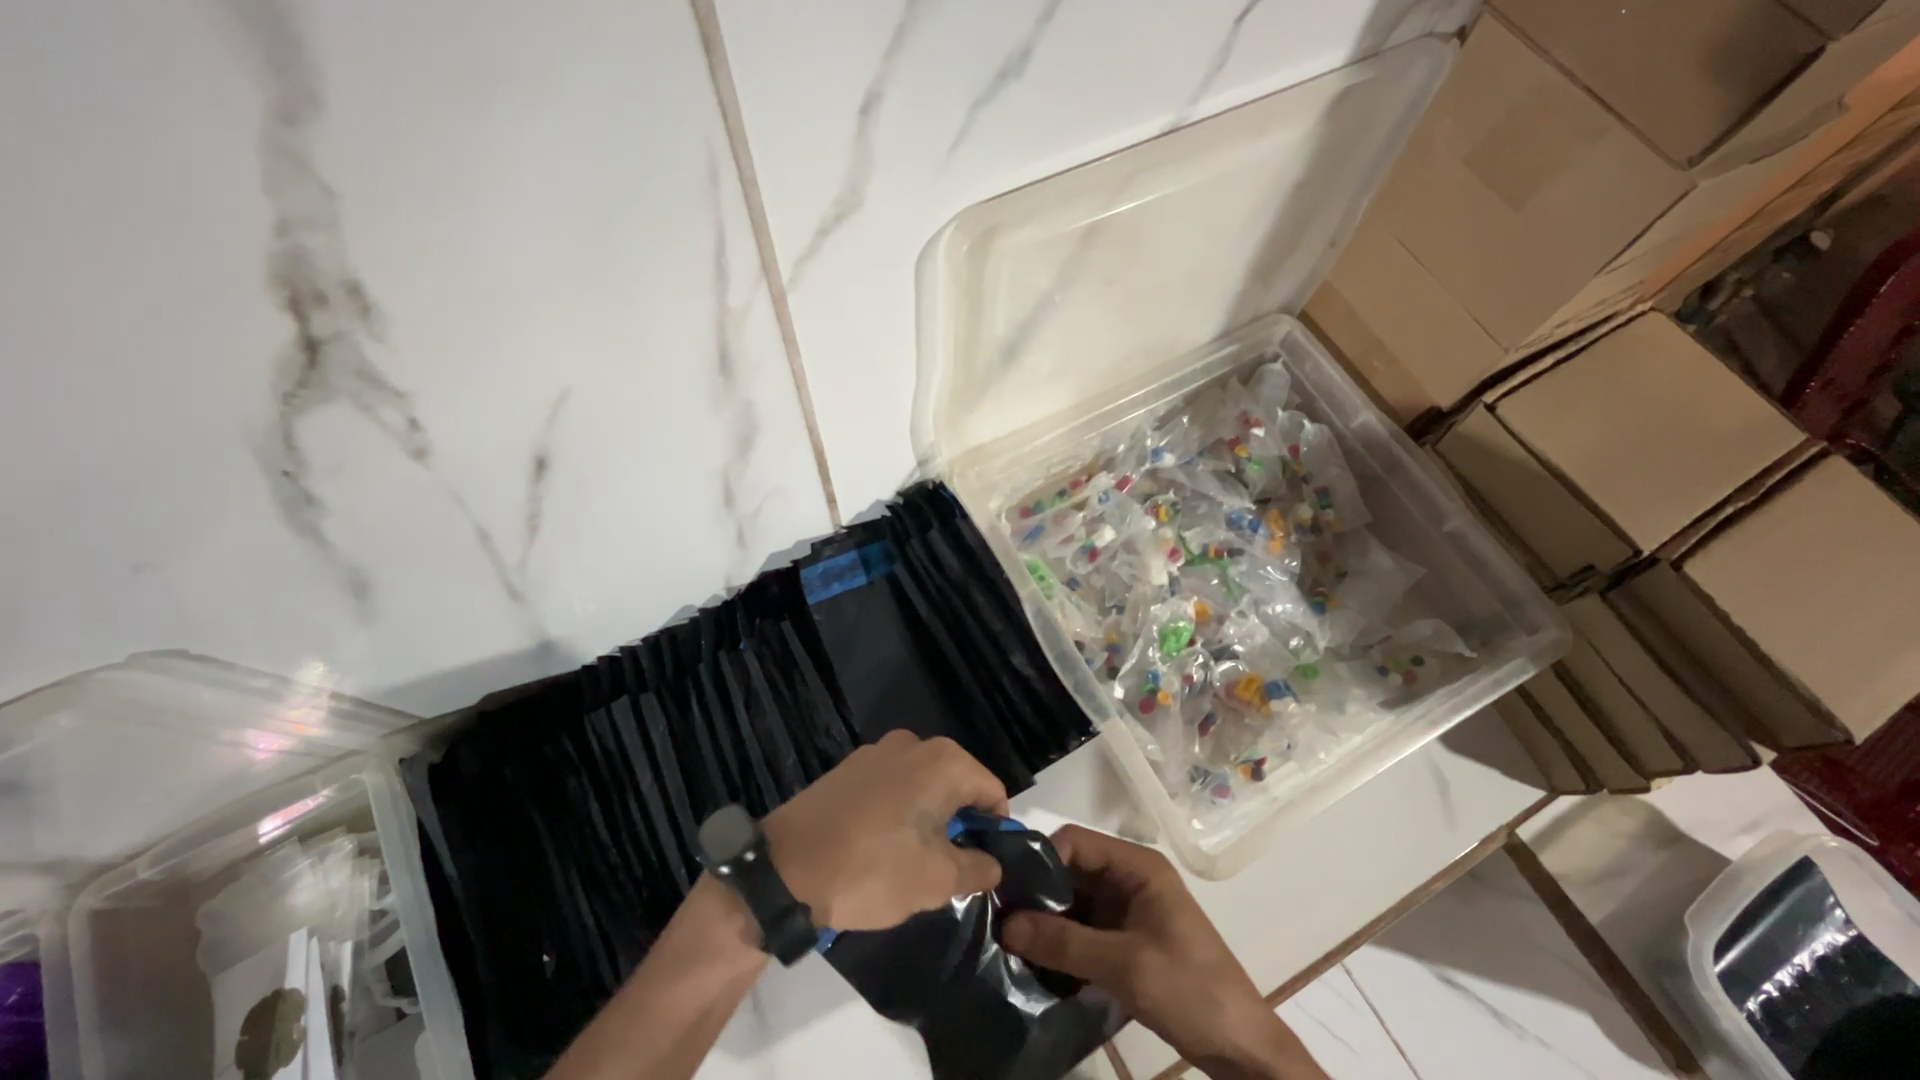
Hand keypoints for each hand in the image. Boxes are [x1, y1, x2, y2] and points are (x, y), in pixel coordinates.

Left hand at [761, 731, 1007, 931]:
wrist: (783, 870)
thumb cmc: (872, 870)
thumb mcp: (937, 880)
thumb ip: (978, 868)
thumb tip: (992, 863)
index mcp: (943, 761)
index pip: (992, 793)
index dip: (995, 831)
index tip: (984, 866)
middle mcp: (913, 744)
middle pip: (956, 787)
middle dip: (959, 826)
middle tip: (949, 871)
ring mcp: (874, 753)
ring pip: (921, 789)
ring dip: (926, 822)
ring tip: (911, 865)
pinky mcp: (846, 770)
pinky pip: (890, 790)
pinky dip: (896, 816)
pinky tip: (881, 850)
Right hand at [1001, 826, 1325, 1079]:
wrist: (1239, 1045)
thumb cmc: (1189, 990)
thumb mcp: (1123, 965)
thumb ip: (1063, 941)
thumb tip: (1004, 923)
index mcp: (1138, 867)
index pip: (1074, 842)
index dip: (1039, 860)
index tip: (1005, 891)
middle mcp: (1130, 879)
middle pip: (1070, 871)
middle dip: (1036, 895)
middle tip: (997, 921)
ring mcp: (1128, 911)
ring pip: (1072, 903)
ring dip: (1044, 922)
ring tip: (1007, 944)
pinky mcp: (1125, 941)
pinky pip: (1082, 930)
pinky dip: (1060, 943)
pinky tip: (1034, 962)